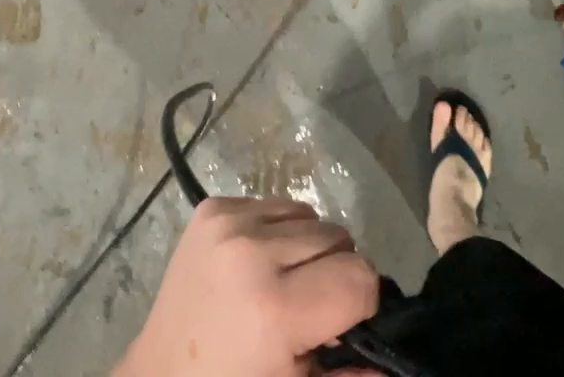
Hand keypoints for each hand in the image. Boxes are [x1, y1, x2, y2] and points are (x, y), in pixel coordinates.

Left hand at [115, 197, 378, 376]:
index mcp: (274, 307)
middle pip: (339, 237)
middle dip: (335, 273)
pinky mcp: (211, 207)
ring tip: (281, 284)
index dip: (362, 306)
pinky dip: (277, 231)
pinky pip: (275, 203)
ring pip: (310, 215)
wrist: (161, 376)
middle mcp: (250, 250)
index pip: (361, 277)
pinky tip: (256, 265)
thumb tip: (402, 363)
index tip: (341, 329)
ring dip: (307, 247)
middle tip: (309, 311)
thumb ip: (357, 376)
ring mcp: (226, 221)